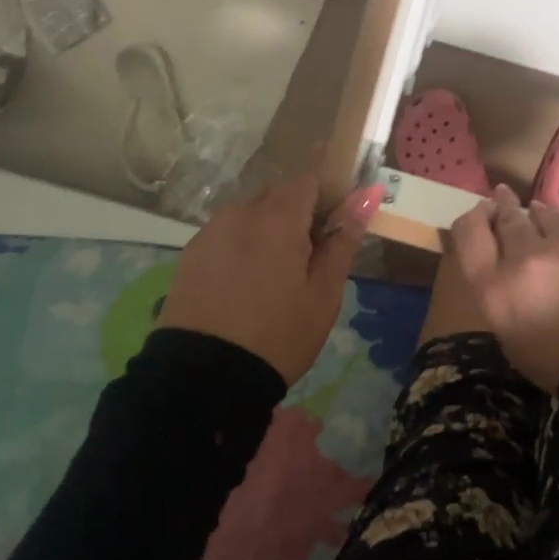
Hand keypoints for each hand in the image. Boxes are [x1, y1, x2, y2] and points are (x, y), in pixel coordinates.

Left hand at [159, 174, 383, 383]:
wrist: (204, 380)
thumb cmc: (279, 335)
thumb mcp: (323, 293)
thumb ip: (344, 239)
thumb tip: (368, 194)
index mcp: (278, 218)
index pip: (308, 179)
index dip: (327, 196)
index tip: (335, 227)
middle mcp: (240, 213)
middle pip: (278, 195)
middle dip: (297, 215)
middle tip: (309, 260)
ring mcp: (209, 232)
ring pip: (250, 215)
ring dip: (267, 232)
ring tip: (274, 279)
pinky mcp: (190, 255)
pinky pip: (226, 236)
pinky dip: (241, 248)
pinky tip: (244, 286)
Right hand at [451, 185, 558, 392]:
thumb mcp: (515, 343)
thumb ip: (503, 297)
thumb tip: (507, 271)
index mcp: (496, 288)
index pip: (469, 233)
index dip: (473, 220)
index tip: (481, 215)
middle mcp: (525, 255)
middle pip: (507, 217)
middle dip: (503, 208)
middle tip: (503, 199)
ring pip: (545, 214)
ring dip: (541, 218)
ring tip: (541, 215)